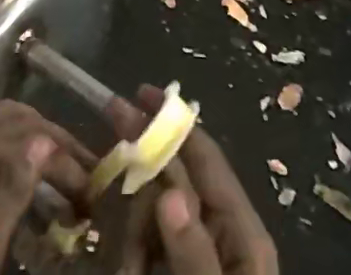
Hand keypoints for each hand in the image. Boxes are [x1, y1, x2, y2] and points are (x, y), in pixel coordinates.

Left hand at [0, 100, 91, 274]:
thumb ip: (13, 193)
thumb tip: (44, 142)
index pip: (35, 142)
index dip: (69, 165)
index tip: (93, 198)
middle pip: (22, 119)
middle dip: (59, 140)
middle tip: (88, 171)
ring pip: (1, 111)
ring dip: (34, 124)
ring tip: (58, 153)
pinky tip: (8, 137)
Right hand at [107, 86, 277, 274]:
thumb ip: (195, 254)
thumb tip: (169, 194)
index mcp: (241, 233)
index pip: (207, 160)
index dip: (176, 123)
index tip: (142, 92)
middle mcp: (218, 233)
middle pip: (179, 172)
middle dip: (146, 141)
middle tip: (113, 112)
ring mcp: (189, 251)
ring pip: (157, 199)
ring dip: (132, 186)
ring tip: (111, 189)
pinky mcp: (164, 265)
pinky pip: (143, 235)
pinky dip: (125, 222)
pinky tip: (110, 210)